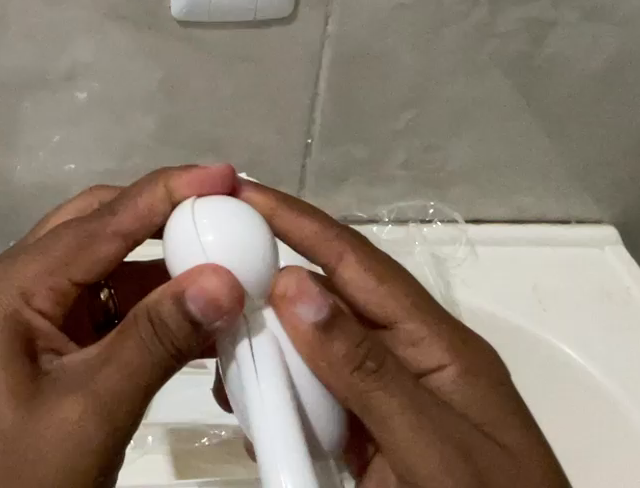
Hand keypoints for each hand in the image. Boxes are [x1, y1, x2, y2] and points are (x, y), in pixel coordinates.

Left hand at [0, 165, 246, 487]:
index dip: (166, 192)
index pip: (102, 221)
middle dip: (162, 216)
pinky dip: (149, 304)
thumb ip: (157, 340)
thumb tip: (225, 278)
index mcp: (15, 283)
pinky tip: (196, 313)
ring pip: (105, 263)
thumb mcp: (92, 410)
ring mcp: (32, 310)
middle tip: (227, 212)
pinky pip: (105, 303)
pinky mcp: (48, 341)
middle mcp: (19, 280)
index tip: (225, 174)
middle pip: (100, 225)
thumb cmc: (20, 477)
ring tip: (225, 260)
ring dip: (161, 264)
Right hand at [237, 181, 570, 487]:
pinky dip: (276, 404)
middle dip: (264, 293)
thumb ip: (365, 369)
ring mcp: (385, 403)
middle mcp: (405, 360)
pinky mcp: (367, 442)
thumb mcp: (436, 451)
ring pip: (307, 355)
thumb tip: (290, 282)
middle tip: (203, 288)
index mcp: (435, 344)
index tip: (236, 189)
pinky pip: (309, 404)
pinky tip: (251, 416)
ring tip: (222, 368)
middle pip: (322, 304)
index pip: (355, 260)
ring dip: (264, 358)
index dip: (295, 218)